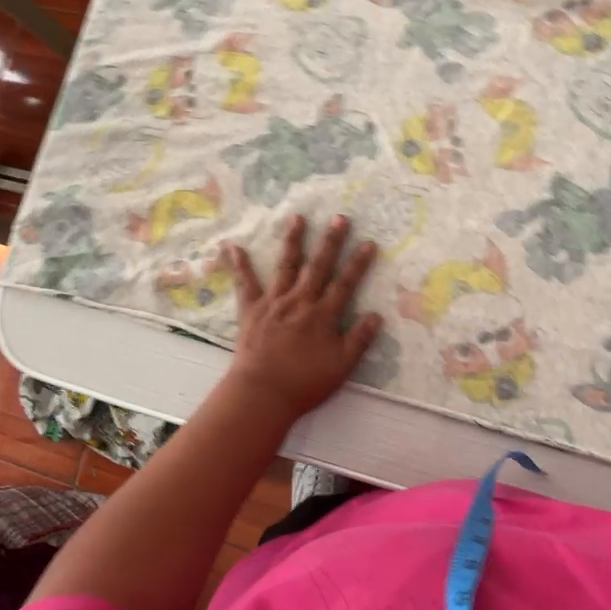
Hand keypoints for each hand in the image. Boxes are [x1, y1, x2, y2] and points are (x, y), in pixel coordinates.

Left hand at [220, 215, 382, 419]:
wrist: (263, 393)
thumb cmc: (304, 384)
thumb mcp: (341, 367)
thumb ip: (359, 340)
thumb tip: (376, 315)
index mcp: (323, 315)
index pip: (345, 284)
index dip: (359, 263)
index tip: (369, 242)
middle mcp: (300, 301)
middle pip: (319, 266)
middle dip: (331, 241)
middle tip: (340, 217)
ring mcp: (274, 302)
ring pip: (286, 265)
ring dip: (293, 240)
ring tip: (298, 217)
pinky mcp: (251, 309)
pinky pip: (245, 283)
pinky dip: (240, 264)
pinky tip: (234, 246)